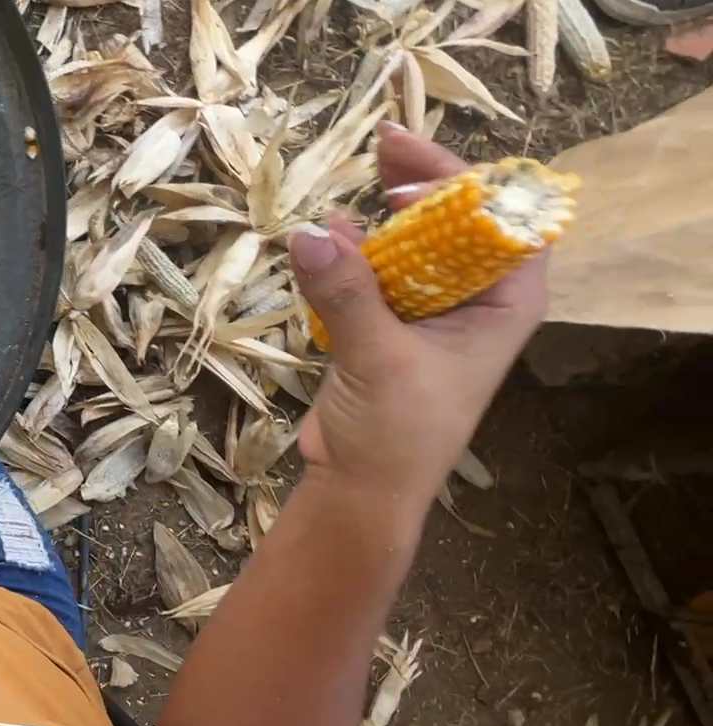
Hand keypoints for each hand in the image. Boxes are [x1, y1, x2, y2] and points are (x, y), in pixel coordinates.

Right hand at [289, 125, 547, 515]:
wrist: (360, 487)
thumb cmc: (398, 429)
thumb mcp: (377, 356)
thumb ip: (345, 293)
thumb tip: (306, 233)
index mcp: (504, 299)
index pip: (501, 215)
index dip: (460, 181)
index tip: (403, 164)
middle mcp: (471, 300)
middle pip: (454, 224)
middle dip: (417, 190)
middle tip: (378, 153)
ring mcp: (422, 317)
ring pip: (405, 252)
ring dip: (374, 227)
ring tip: (342, 204)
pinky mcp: (379, 334)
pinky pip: (367, 284)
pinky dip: (346, 265)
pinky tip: (324, 249)